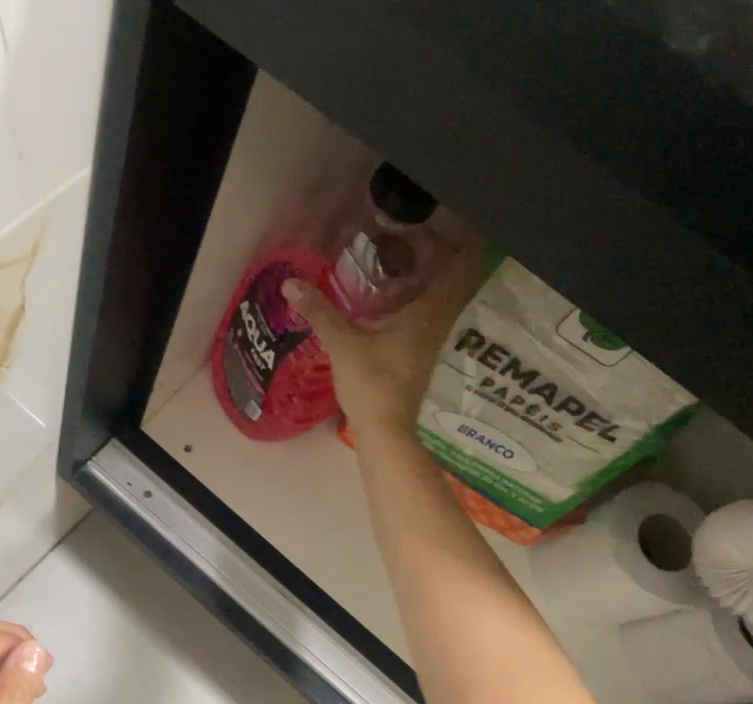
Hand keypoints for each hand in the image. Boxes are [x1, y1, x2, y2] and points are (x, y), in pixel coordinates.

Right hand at [283, 214, 487, 438]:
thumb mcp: (343, 344)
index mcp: (428, 313)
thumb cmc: (372, 384)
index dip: (457, 239)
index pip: (461, 266)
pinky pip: (425, 319)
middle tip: (412, 238)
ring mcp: (430, 344)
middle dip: (437, 257)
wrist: (385, 432)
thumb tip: (291, 284)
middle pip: (452, 281)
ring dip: (426, 282)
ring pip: (439, 301)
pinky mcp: (417, 359)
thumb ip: (320, 313)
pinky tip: (389, 304)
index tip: (437, 222)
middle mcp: (437, 325)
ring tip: (400, 264)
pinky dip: (414, 304)